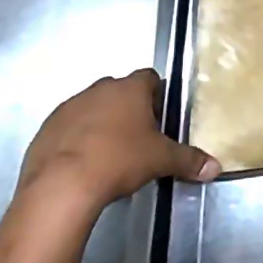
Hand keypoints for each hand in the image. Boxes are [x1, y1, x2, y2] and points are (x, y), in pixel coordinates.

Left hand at [18, 69, 219, 208]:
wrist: (62, 185)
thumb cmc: (119, 160)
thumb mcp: (161, 161)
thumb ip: (189, 161)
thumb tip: (215, 168)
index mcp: (129, 89)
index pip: (149, 78)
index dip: (157, 95)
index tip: (160, 116)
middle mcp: (98, 89)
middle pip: (120, 91)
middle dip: (130, 109)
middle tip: (139, 138)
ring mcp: (69, 106)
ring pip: (92, 108)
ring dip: (102, 123)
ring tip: (110, 153)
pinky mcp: (47, 128)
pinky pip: (69, 127)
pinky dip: (78, 139)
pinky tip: (84, 163)